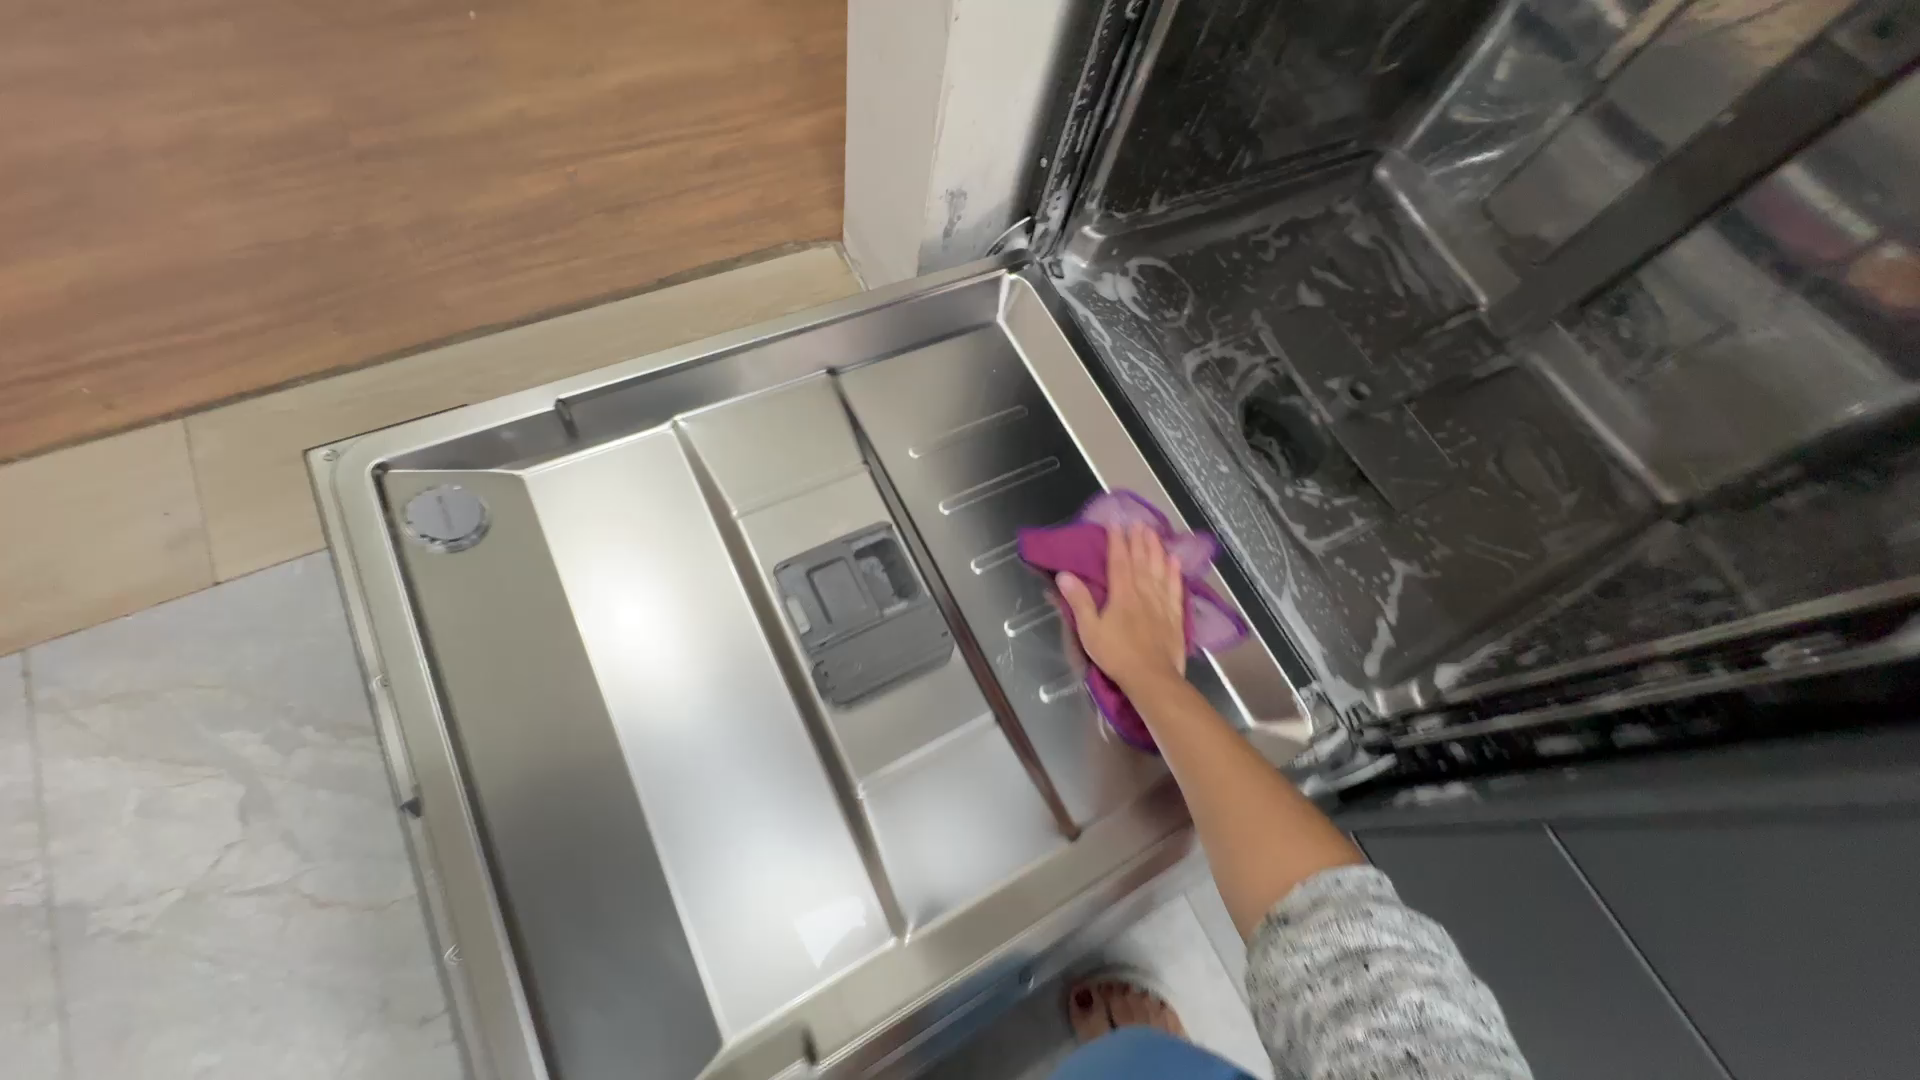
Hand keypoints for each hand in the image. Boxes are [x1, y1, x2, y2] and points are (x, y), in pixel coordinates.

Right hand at [1056, 523, 1186, 692]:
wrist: (1151, 677)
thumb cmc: (1116, 654)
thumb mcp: (1089, 630)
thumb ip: (1079, 601)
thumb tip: (1064, 575)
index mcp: (1122, 594)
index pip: (1119, 562)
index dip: (1117, 542)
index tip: (1116, 524)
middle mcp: (1143, 593)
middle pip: (1141, 561)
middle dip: (1138, 540)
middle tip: (1138, 522)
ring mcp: (1162, 603)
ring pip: (1160, 570)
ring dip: (1156, 550)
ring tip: (1154, 533)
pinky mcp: (1175, 616)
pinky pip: (1175, 589)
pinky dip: (1175, 574)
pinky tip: (1175, 562)